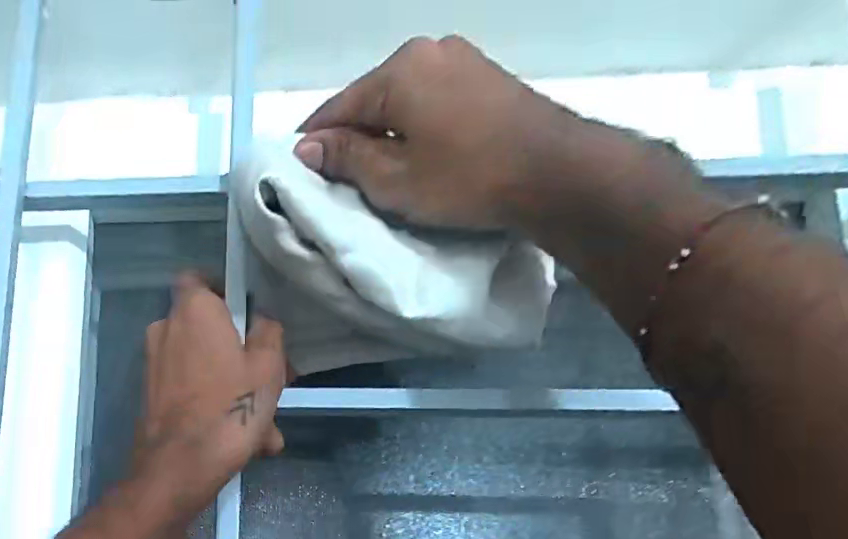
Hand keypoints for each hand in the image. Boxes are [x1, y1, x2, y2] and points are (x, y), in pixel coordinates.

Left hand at [133, 274, 288, 512]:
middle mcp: (165, 330)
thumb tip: (262, 322)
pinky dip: (215, 410)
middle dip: (240, 356)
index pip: (199, 278)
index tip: (246, 313)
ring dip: (234, 392)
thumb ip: (269, 334)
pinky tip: (247, 444)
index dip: (223, 290)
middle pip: (207, 331)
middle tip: (270, 383)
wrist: (179, 468)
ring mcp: (154, 367)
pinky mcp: (151, 399)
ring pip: (204, 370)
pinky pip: (192, 395)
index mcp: (193, 310)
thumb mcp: (267, 368)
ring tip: (265, 431)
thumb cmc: (230, 409)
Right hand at [294, 37, 721, 250]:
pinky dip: (410, 127)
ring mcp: (459, 59)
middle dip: (349, 138)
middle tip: (336, 180)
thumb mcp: (393, 179)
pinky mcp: (482, 78)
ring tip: (374, 173)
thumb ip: (346, 159)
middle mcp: (427, 50)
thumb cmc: (463, 179)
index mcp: (398, 70)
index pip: (337, 108)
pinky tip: (411, 155)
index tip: (296, 172)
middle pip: (368, 99)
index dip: (312, 142)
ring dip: (381, 134)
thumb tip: (306, 148)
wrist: (551, 172)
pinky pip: (427, 101)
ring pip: (399, 100)